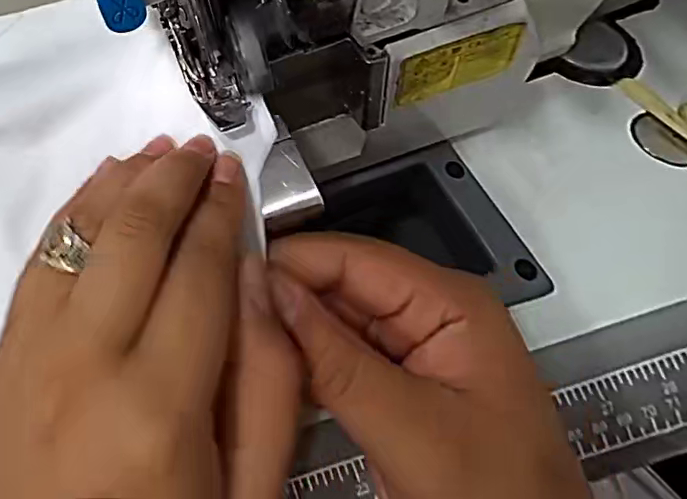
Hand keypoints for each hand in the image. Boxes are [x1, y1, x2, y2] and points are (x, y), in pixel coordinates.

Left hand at [0, 136, 302, 498]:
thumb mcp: (244, 497)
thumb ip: (266, 385)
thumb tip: (255, 275)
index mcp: (159, 406)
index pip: (198, 270)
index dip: (219, 211)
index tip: (231, 174)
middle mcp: (86, 360)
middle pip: (135, 232)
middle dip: (171, 179)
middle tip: (197, 149)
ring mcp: (34, 348)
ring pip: (81, 229)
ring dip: (121, 180)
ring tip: (156, 151)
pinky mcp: (4, 349)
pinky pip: (42, 255)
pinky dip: (73, 208)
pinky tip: (99, 185)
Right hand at [269, 234, 587, 498]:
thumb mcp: (413, 431)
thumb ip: (336, 357)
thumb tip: (274, 290)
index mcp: (449, 302)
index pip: (350, 256)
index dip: (291, 262)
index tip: (239, 278)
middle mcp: (428, 311)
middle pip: (337, 283)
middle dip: (287, 300)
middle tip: (237, 318)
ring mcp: (410, 345)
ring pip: (330, 318)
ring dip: (291, 332)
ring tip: (249, 342)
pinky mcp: (395, 379)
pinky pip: (337, 352)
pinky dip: (305, 361)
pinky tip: (276, 370)